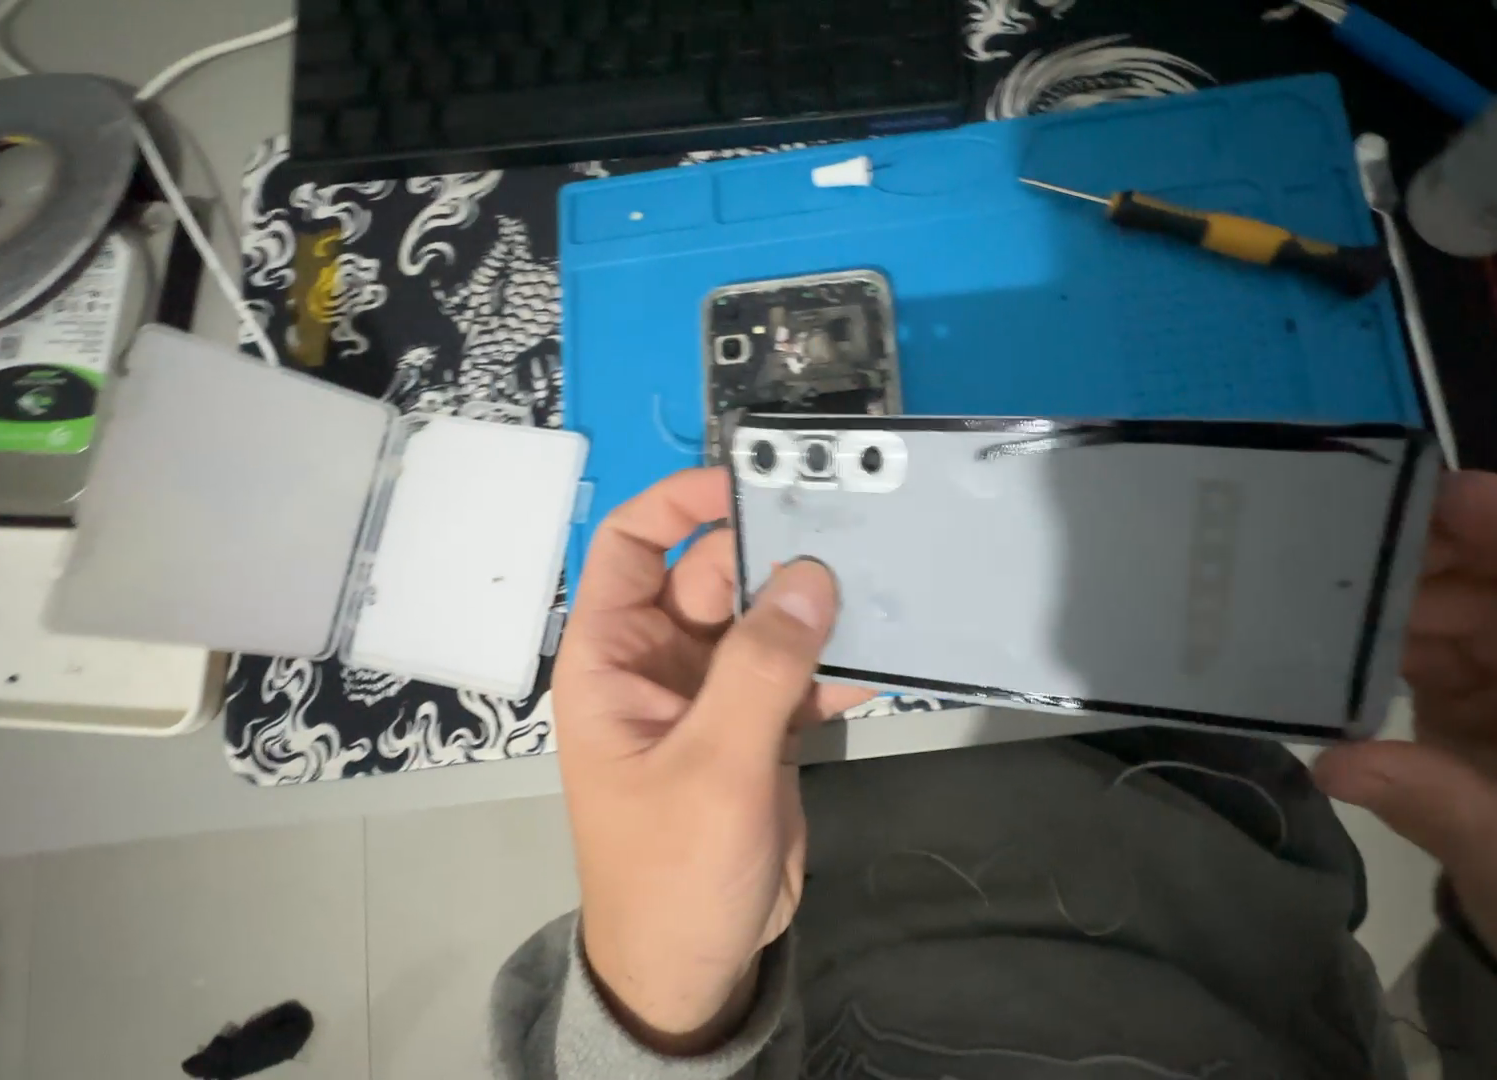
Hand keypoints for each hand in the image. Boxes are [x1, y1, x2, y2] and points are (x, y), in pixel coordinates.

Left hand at [552, 467, 871, 1054]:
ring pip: (767, 618)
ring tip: (875, 587)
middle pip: (717, 576)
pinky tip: (882, 654)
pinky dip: (835, 661)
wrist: (696, 963)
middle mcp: (663, 660)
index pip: (632, 548)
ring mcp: (716, 690)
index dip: (678, 504)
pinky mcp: (760, 722)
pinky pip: (799, 669)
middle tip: (845, 541)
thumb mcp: (712, 768)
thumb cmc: (673, 869)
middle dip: (773, 558)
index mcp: (614, 657)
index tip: (745, 485)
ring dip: (814, 607)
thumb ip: (760, 671)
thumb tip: (810, 577)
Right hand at [1318, 472, 1496, 1045]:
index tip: (1455, 499)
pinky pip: (1433, 632)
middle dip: (1451, 548)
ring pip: (1478, 590)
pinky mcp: (1493, 680)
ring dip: (1398, 587)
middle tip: (1343, 533)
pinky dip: (1377, 629)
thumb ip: (1456, 816)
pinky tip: (1320, 628)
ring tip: (1310, 579)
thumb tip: (1334, 765)